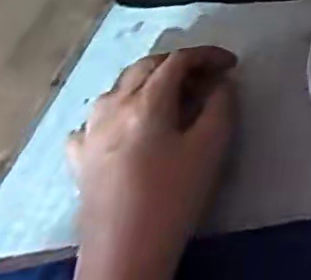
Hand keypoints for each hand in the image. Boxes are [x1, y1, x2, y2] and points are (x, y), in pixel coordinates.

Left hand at [68, 46, 238, 279]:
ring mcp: (89, 137)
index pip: (179, 60)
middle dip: (180, 64)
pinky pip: (93, 122)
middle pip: (146, 67)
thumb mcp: (213, 143)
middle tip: (207, 78)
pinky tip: (127, 126)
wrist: (125, 256)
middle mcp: (112, 111)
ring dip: (148, 83)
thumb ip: (222, 102)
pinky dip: (116, 111)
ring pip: (118, 89)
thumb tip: (219, 83)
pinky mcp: (79, 162)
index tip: (232, 65)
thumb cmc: (174, 196)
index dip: (209, 55)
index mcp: (145, 103)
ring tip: (173, 98)